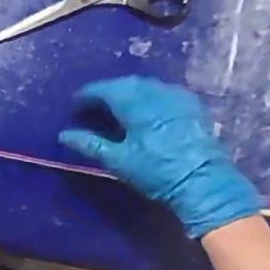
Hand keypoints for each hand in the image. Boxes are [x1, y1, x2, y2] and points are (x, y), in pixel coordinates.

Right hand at [58, 76, 261, 238]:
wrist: (205, 184)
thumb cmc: (157, 172)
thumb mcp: (118, 161)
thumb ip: (90, 144)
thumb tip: (64, 135)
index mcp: (136, 104)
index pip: (105, 89)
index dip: (87, 95)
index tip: (75, 105)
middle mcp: (156, 94)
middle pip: (125, 85)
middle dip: (107, 92)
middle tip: (93, 107)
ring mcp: (177, 98)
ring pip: (146, 87)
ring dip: (128, 93)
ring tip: (116, 108)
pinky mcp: (192, 106)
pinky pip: (163, 93)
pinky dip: (147, 98)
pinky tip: (144, 111)